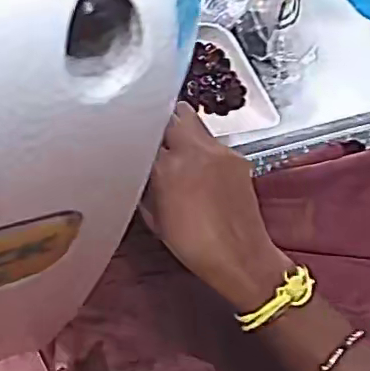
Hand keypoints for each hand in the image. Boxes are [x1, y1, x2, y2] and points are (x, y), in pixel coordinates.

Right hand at [141, 102, 292, 311]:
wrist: (239, 256)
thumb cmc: (192, 245)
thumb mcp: (154, 217)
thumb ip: (144, 186)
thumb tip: (139, 171)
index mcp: (167, 168)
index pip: (144, 133)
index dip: (136, 136)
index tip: (130, 142)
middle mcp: (194, 151)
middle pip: (173, 114)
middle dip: (160, 123)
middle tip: (152, 139)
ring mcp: (220, 152)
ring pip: (194, 124)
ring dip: (181, 133)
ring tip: (174, 155)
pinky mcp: (238, 158)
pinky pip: (212, 142)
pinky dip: (200, 150)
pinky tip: (197, 172)